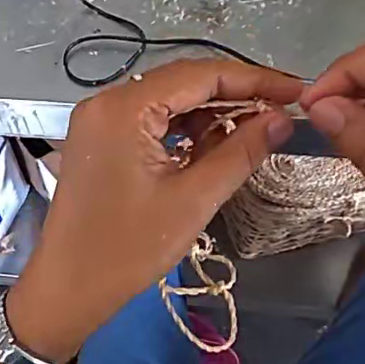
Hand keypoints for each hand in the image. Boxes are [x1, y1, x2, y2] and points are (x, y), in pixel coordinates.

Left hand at [9, 60, 300, 359]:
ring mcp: (100, 120)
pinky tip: (214, 144)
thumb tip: (282, 118)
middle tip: (281, 110)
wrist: (68, 289)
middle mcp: (107, 101)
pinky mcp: (100, 140)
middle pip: (183, 82)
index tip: (296, 90)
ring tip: (255, 130)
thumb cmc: (128, 249)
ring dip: (211, 113)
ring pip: (168, 101)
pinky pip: (151, 121)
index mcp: (124, 108)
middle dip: (235, 94)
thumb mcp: (194, 199)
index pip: (200, 74)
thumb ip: (240, 151)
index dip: (254, 79)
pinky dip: (185, 129)